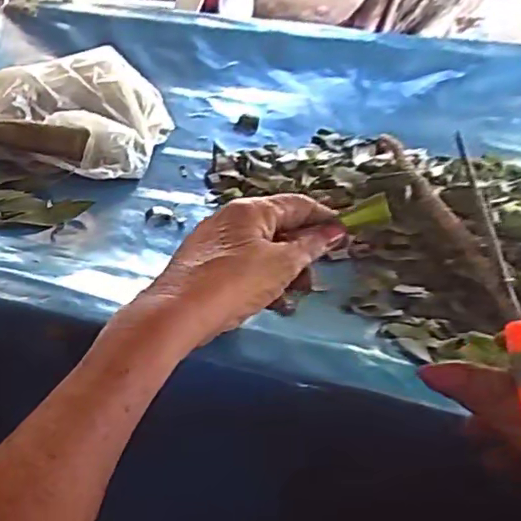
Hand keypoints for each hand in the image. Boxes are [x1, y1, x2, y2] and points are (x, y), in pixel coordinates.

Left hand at [126, 194, 344, 348]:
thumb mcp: (283, 263)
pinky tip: (266, 303)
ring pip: (257, 253)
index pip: (298, 205)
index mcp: (247, 210)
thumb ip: (311, 245)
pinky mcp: (197, 269)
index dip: (326, 221)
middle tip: (312, 279)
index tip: (346, 240)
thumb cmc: (233, 282)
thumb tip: (331, 232)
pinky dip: (255, 282)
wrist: (174, 315)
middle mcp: (224, 222)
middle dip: (300, 254)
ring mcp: (208, 246)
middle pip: (276, 231)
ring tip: (290, 296)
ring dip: (280, 273)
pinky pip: (237, 270)